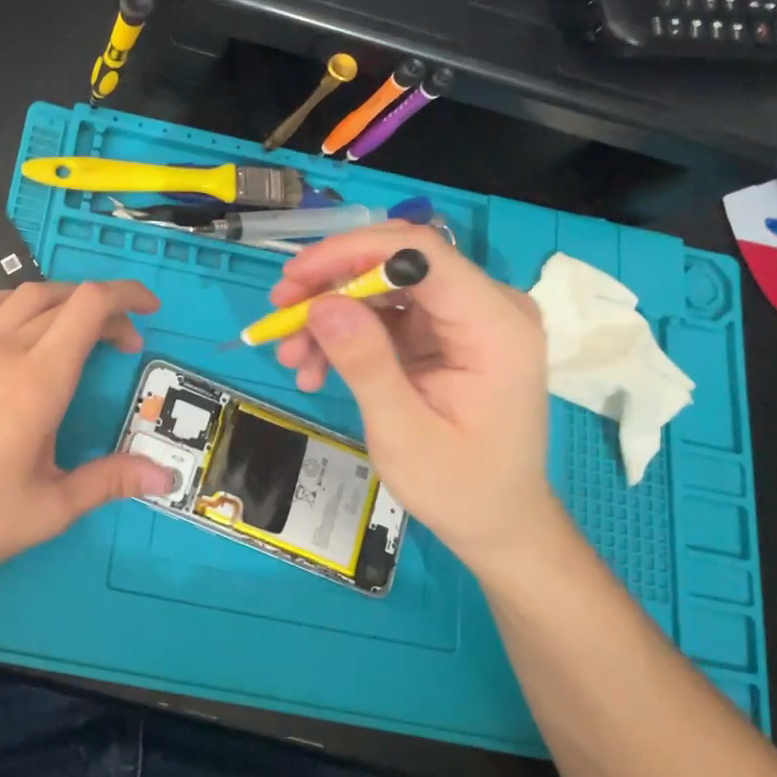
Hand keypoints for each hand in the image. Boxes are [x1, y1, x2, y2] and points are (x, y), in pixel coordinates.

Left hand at [0, 280, 174, 610]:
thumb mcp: (51, 508)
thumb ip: (111, 480)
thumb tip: (168, 476)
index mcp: (37, 381)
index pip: (89, 306)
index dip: (127, 296)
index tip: (150, 312)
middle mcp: (2, 351)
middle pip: (61, 298)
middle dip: (102, 308)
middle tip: (122, 342)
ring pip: (20, 296)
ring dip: (59, 299)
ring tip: (76, 329)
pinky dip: (11, 303)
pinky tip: (16, 329)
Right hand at [270, 222, 561, 571]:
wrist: (498, 523)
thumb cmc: (460, 488)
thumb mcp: (403, 432)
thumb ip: (365, 363)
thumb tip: (320, 304)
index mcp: (494, 325)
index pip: (419, 253)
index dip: (349, 253)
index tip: (293, 280)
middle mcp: (486, 307)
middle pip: (395, 262)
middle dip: (330, 284)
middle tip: (278, 314)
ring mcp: (464, 318)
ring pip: (380, 286)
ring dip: (329, 315)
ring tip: (291, 358)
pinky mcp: (445, 332)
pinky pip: (384, 313)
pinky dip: (345, 334)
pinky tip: (314, 368)